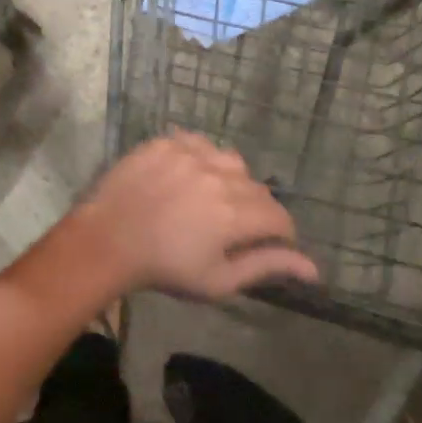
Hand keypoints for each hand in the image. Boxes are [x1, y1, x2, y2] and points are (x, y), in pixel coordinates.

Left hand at [76, 129, 317, 298]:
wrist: (107, 239)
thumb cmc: (164, 267)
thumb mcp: (219, 279)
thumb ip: (267, 266)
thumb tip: (314, 269)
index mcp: (235, 213)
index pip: (279, 217)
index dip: (279, 234)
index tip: (267, 244)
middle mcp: (217, 176)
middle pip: (257, 188)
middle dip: (255, 209)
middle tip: (232, 227)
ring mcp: (188, 154)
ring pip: (230, 160)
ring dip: (230, 178)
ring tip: (212, 198)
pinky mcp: (163, 143)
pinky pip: (197, 142)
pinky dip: (201, 157)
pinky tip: (189, 175)